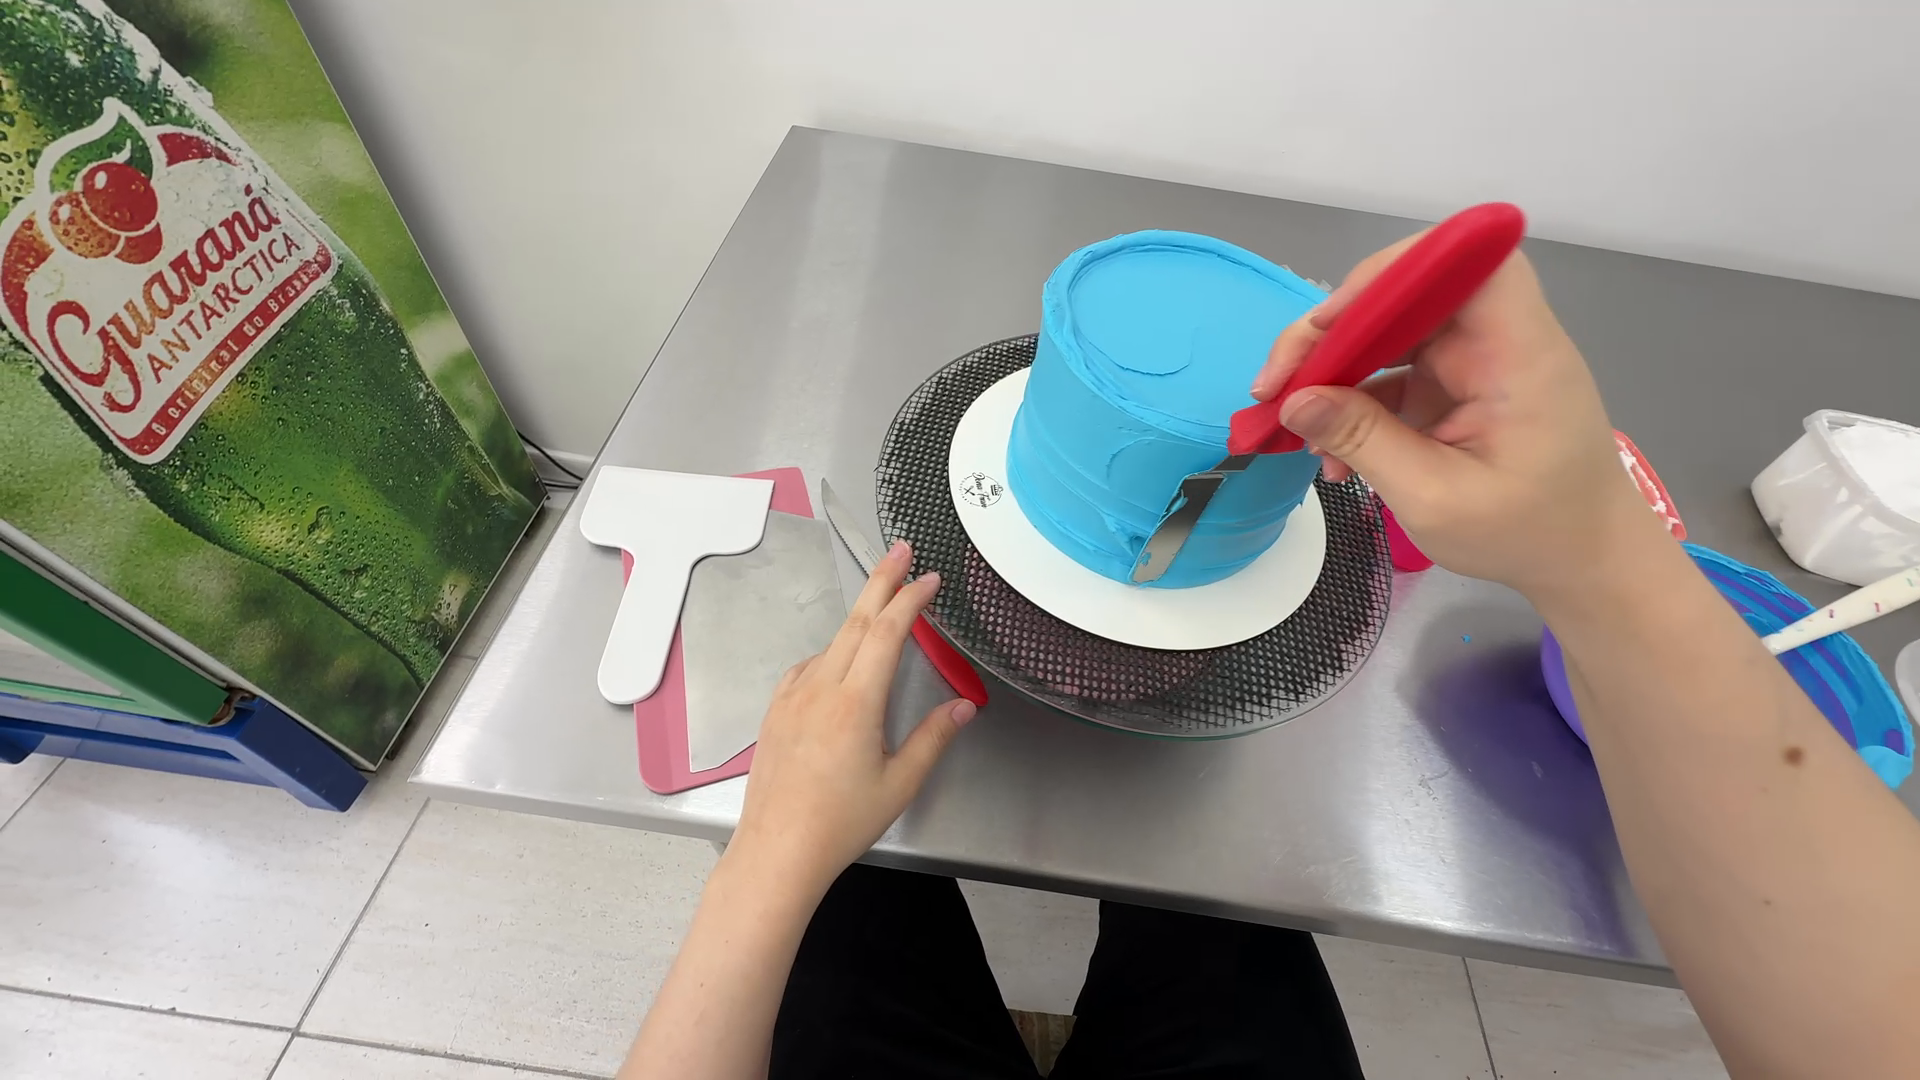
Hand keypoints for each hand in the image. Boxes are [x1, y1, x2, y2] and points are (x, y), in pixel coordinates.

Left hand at [728, 541, 975, 896]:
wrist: (777, 851)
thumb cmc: (842, 822)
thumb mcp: (900, 783)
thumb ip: (934, 737)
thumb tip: (965, 706)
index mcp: (856, 702)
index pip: (887, 633)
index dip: (910, 599)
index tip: (929, 578)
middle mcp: (822, 687)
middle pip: (856, 620)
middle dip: (882, 580)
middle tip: (901, 549)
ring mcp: (793, 695)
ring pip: (833, 641)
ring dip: (860, 615)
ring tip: (883, 601)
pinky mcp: (777, 709)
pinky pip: (809, 665)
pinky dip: (833, 650)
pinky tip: (842, 660)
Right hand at [1248, 235, 1663, 602]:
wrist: (1577, 559)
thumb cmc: (1524, 533)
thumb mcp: (1433, 496)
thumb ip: (1363, 442)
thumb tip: (1293, 402)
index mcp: (1516, 355)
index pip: (1466, 265)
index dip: (1393, 272)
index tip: (1329, 321)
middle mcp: (1493, 344)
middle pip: (1404, 300)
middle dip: (1331, 336)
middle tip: (1274, 387)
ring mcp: (1469, 366)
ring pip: (1386, 338)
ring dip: (1330, 375)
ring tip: (1291, 427)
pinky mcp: (1450, 389)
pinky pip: (1387, 377)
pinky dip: (1348, 407)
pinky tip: (1328, 453)